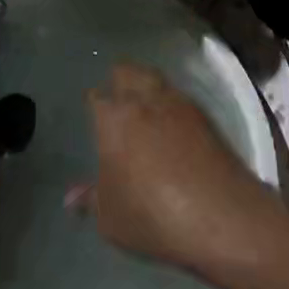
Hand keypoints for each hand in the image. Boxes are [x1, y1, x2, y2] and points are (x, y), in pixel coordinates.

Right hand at [77, 62, 275, 274]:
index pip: (96, 98)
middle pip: (127, 71)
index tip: (93, 109)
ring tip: (142, 101)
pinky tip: (170, 118)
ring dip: (146, 83)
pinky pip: (179, 96)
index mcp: (113, 118)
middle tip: (116, 93)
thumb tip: (71, 196)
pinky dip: (170, 101)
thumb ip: (91, 199)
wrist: (217, 212)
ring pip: (155, 78)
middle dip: (120, 78)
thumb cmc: (151, 215)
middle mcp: (143, 100)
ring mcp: (177, 102)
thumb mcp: (110, 217)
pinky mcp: (203, 113)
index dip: (94, 102)